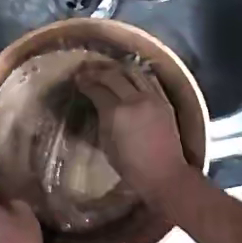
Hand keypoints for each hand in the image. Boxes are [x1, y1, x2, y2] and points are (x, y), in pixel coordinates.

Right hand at [75, 64, 193, 200]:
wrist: (164, 173)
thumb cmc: (131, 166)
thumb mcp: (107, 144)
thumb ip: (102, 120)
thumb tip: (97, 106)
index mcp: (116, 113)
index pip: (97, 90)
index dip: (85, 83)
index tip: (77, 80)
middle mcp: (134, 100)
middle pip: (113, 76)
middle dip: (97, 71)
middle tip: (86, 71)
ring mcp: (151, 98)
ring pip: (132, 73)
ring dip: (116, 69)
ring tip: (106, 69)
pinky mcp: (163, 101)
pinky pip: (146, 81)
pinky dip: (133, 77)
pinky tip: (127, 77)